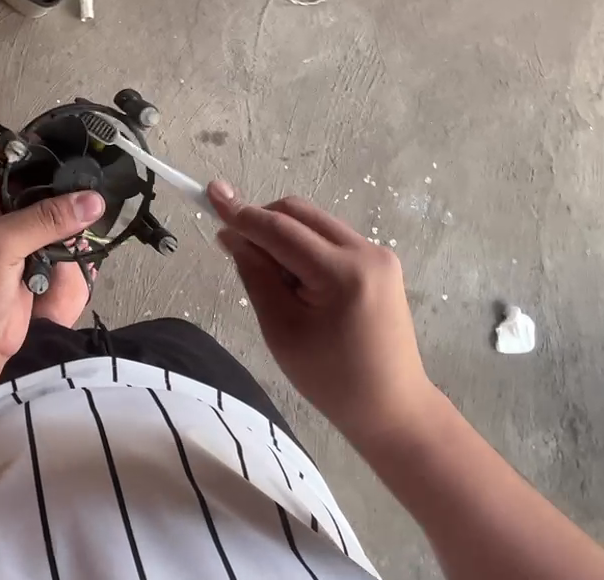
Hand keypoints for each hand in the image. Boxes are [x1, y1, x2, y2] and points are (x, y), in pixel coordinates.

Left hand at [0, 146, 103, 376]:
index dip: (27, 149)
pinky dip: (61, 231)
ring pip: (35, 205)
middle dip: (50, 180)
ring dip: (60, 207)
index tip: (67, 146)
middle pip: (18, 179)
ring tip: (93, 196)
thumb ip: (46, 217)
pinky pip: (43, 232)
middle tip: (89, 172)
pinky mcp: (15, 255)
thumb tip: (92, 198)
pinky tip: (84, 224)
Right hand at [209, 181, 438, 446]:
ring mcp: (378, 254)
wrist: (392, 409)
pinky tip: (296, 280)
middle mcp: (366, 252)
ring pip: (313, 221)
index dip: (241, 213)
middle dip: (262, 221)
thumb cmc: (331, 378)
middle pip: (298, 213)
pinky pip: (328, 236)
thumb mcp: (281, 329)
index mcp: (343, 274)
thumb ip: (255, 273)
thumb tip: (231, 233)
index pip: (280, 230)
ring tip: (272, 278)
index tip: (211, 194)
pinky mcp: (380, 262)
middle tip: (235, 246)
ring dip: (282, 234)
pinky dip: (303, 245)